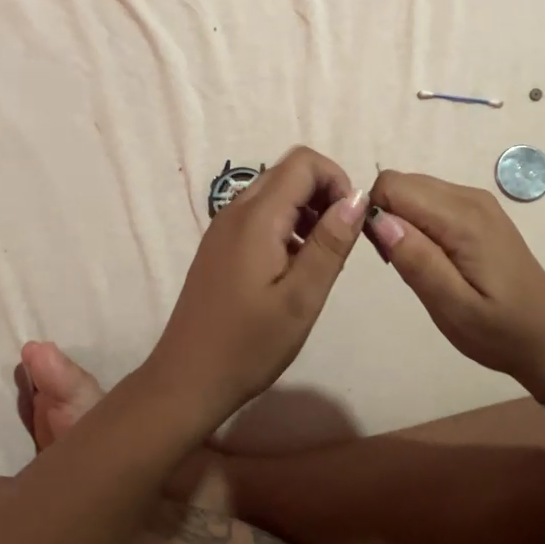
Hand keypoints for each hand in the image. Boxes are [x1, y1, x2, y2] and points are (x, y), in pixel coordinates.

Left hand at [148, 147, 369, 418]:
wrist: (187, 380)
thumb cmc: (249, 345)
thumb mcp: (301, 298)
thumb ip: (330, 244)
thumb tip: (357, 197)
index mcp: (256, 218)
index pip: (303, 162)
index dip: (337, 180)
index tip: (351, 223)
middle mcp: (235, 211)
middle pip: (287, 172)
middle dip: (323, 194)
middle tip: (339, 243)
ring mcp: (223, 229)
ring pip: (274, 194)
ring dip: (306, 212)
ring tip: (320, 260)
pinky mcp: (219, 248)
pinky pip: (260, 217)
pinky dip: (287, 228)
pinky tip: (294, 270)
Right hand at [367, 171, 544, 403]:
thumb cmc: (500, 331)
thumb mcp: (454, 308)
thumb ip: (417, 261)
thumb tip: (379, 220)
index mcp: (463, 219)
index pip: (393, 186)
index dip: (375, 216)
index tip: (386, 258)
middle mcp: (469, 197)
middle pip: (402, 183)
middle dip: (386, 217)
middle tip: (400, 266)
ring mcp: (477, 202)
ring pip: (414, 190)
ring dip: (401, 222)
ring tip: (419, 267)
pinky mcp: (478, 212)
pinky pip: (431, 201)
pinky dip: (418, 224)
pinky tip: (434, 260)